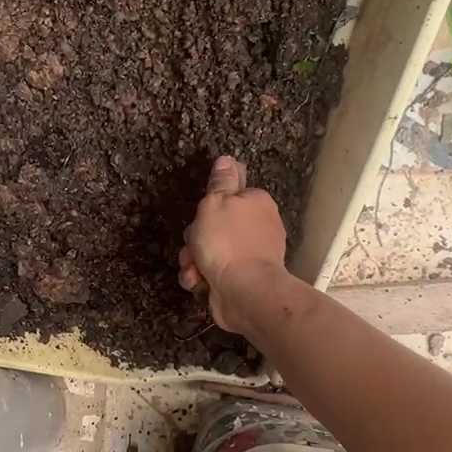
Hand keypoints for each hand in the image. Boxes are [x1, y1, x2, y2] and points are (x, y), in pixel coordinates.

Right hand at [177, 156, 287, 332]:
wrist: (245, 292)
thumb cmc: (227, 243)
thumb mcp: (215, 204)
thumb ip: (219, 183)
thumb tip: (226, 159)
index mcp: (256, 203)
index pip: (228, 196)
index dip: (208, 207)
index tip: (200, 217)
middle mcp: (258, 227)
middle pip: (215, 226)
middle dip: (196, 238)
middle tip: (194, 245)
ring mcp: (251, 255)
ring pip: (211, 251)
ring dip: (194, 260)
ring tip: (193, 268)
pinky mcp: (243, 279)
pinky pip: (215, 272)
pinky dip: (202, 277)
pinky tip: (198, 282)